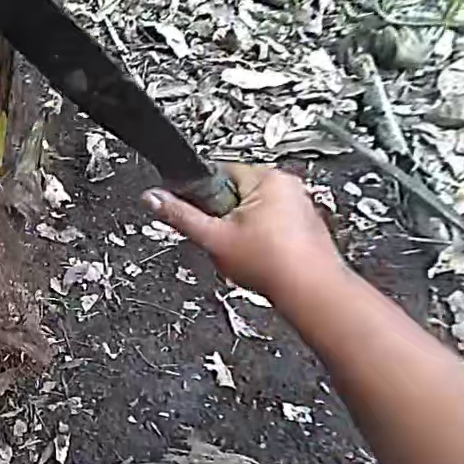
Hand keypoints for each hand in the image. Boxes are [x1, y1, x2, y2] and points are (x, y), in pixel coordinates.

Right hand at [143, 164, 346, 305]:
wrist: (310, 292)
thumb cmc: (272, 264)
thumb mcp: (211, 237)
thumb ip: (178, 215)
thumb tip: (153, 197)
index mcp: (267, 178)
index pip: (217, 171)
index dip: (201, 194)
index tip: (200, 214)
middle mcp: (287, 185)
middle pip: (232, 191)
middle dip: (220, 214)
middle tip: (222, 237)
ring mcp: (298, 204)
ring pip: (248, 209)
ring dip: (238, 227)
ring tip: (243, 249)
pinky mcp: (302, 223)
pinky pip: (267, 221)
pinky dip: (257, 237)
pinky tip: (258, 254)